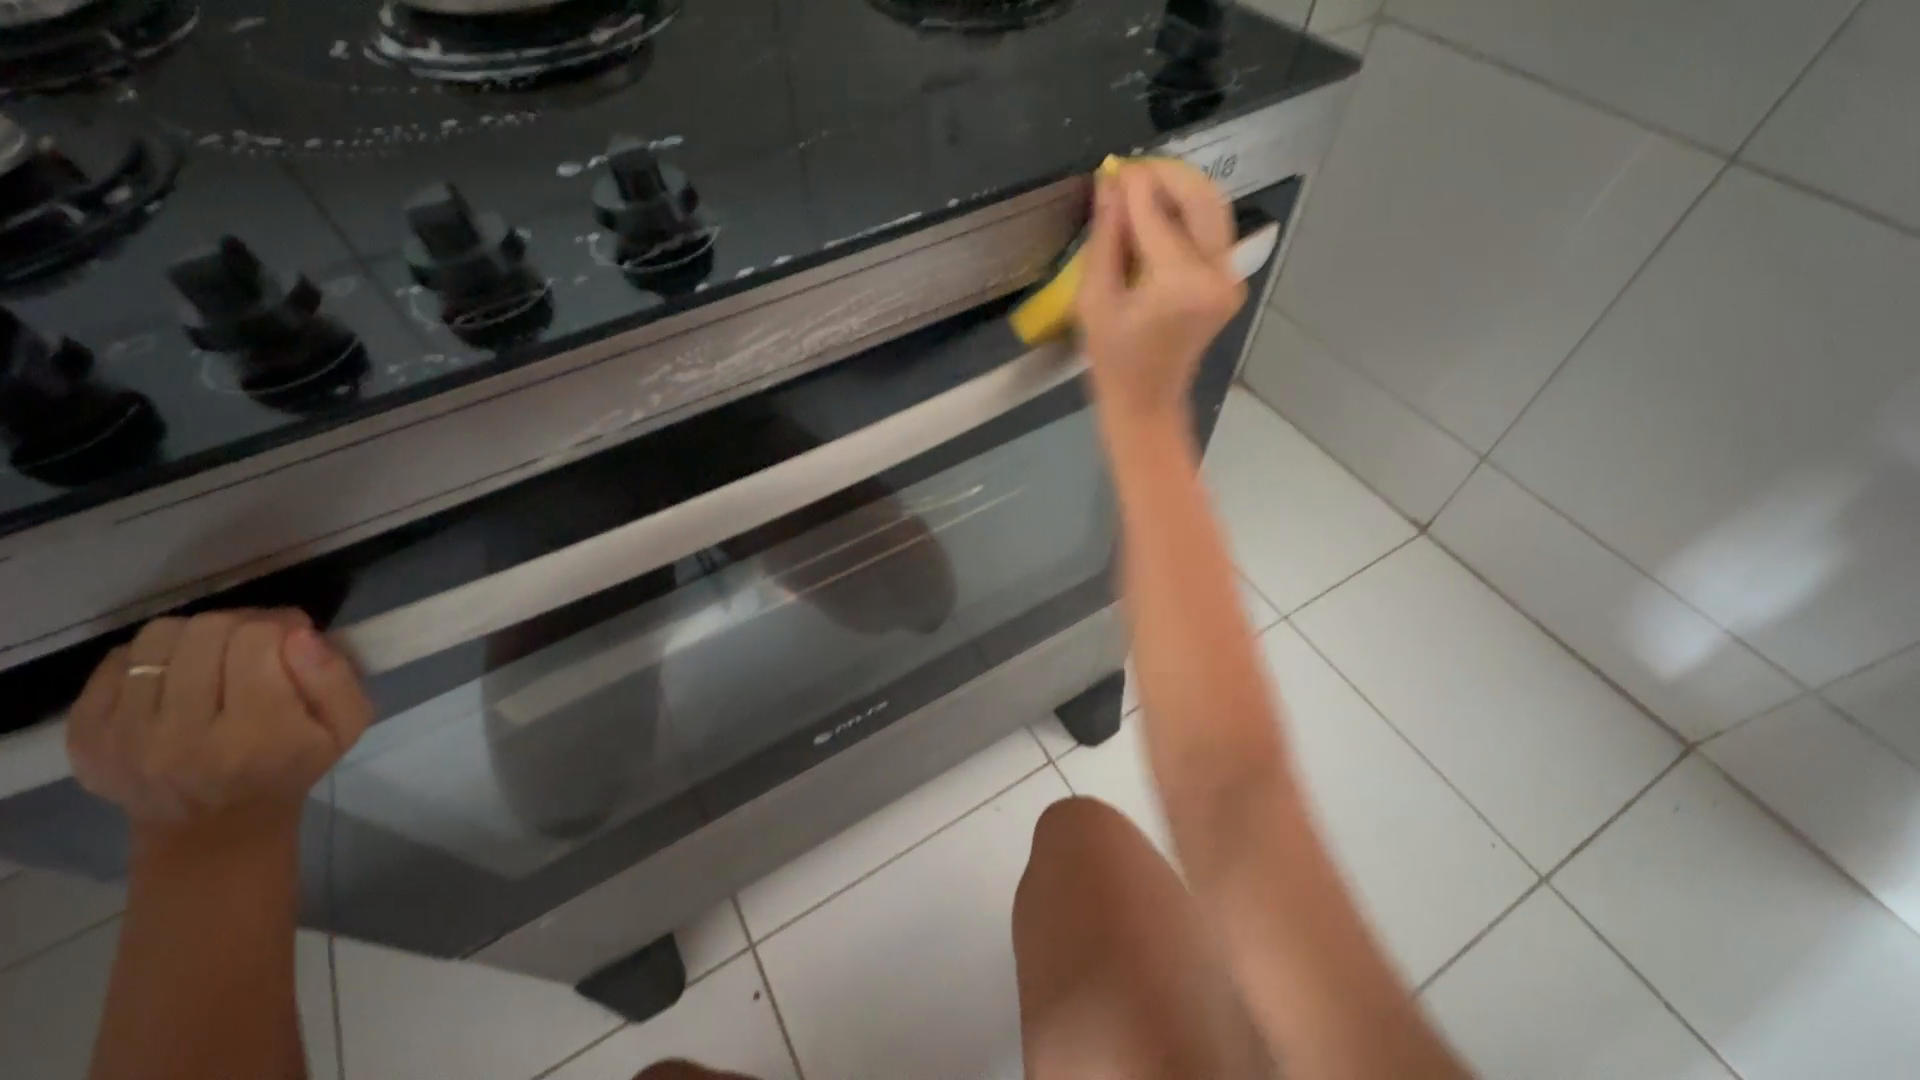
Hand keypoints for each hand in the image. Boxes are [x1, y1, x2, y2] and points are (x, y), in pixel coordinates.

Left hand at [67, 609, 373, 843]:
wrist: (213, 827)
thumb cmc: (290, 768)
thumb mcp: (344, 728)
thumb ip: (335, 677)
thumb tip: (299, 633)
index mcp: (256, 733)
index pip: (257, 640)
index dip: (279, 624)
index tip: (292, 634)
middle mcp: (183, 734)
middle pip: (206, 632)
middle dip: (240, 625)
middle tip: (256, 640)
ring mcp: (124, 735)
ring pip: (159, 638)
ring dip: (195, 636)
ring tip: (214, 654)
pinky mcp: (86, 734)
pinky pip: (117, 661)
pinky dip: (152, 656)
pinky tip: (175, 675)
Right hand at [1076, 160, 1244, 424]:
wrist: (1147, 402)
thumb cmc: (1112, 360)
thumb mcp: (1095, 298)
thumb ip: (1106, 236)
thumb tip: (1108, 183)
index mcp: (1181, 283)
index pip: (1157, 214)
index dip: (1132, 185)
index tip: (1112, 166)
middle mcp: (1216, 274)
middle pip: (1200, 198)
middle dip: (1165, 176)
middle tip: (1129, 174)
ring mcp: (1230, 278)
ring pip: (1212, 209)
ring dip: (1178, 191)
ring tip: (1140, 191)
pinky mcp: (1230, 282)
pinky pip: (1212, 232)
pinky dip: (1186, 215)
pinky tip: (1156, 216)